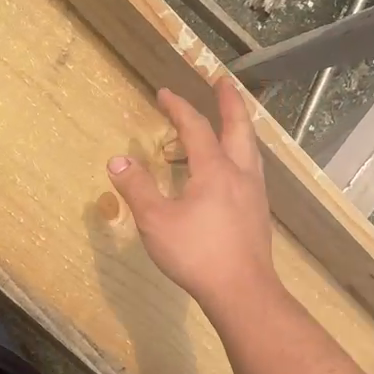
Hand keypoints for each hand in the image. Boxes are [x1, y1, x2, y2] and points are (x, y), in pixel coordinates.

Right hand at [108, 78, 281, 313]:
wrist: (241, 290)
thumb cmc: (196, 252)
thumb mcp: (155, 220)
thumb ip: (136, 187)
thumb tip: (117, 160)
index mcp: (214, 170)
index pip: (196, 128)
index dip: (179, 108)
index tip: (164, 93)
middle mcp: (239, 174)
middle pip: (238, 128)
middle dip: (229, 103)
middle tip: (222, 83)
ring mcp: (253, 193)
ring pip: (249, 149)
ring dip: (237, 128)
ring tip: (227, 122)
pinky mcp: (256, 213)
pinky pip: (249, 169)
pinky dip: (238, 154)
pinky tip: (230, 170)